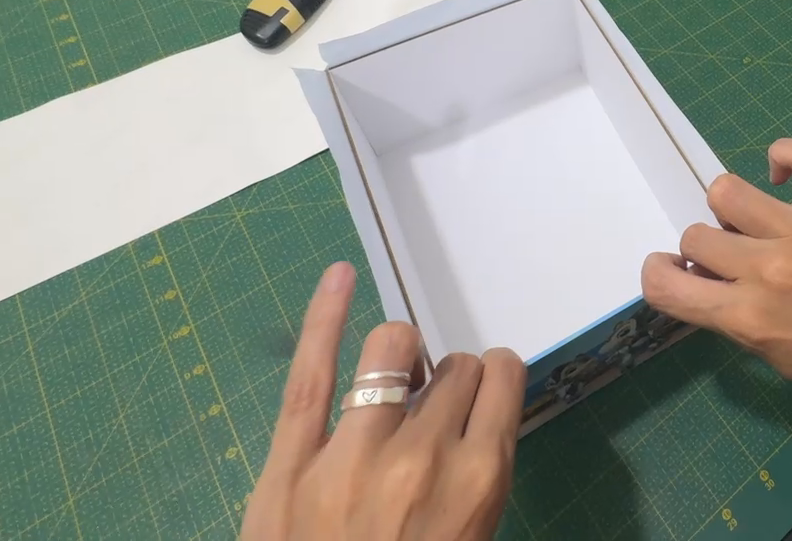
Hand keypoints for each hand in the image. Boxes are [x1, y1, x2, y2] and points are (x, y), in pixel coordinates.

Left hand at [241, 263, 525, 540]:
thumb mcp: (477, 531)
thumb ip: (484, 463)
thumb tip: (473, 402)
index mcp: (479, 474)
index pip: (502, 372)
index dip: (492, 383)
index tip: (479, 405)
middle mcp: (422, 452)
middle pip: (456, 365)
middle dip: (449, 387)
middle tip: (431, 428)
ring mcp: (351, 453)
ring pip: (398, 346)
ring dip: (405, 362)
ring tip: (393, 392)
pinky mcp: (289, 465)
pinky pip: (312, 374)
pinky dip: (325, 318)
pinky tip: (339, 276)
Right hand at [641, 140, 791, 423]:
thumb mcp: (776, 360)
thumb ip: (735, 317)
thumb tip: (708, 278)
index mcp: (747, 317)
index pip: (665, 284)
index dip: (658, 275)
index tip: (673, 273)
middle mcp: (766, 267)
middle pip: (695, 233)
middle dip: (704, 249)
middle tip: (732, 260)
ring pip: (726, 189)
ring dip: (731, 209)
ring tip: (756, 223)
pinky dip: (787, 157)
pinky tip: (785, 177)